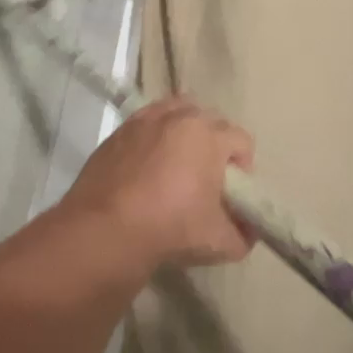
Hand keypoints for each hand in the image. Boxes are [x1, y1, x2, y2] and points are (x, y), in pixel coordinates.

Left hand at [60, 98, 255, 273]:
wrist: (107, 226)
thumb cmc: (171, 227)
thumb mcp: (225, 241)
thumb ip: (245, 230)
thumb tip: (246, 225)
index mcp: (205, 135)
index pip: (240, 139)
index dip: (243, 165)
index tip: (232, 190)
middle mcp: (173, 118)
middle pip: (207, 119)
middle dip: (215, 143)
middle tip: (208, 175)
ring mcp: (141, 121)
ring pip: (174, 111)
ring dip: (184, 130)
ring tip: (180, 162)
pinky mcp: (117, 131)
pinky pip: (145, 122)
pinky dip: (154, 134)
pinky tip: (150, 162)